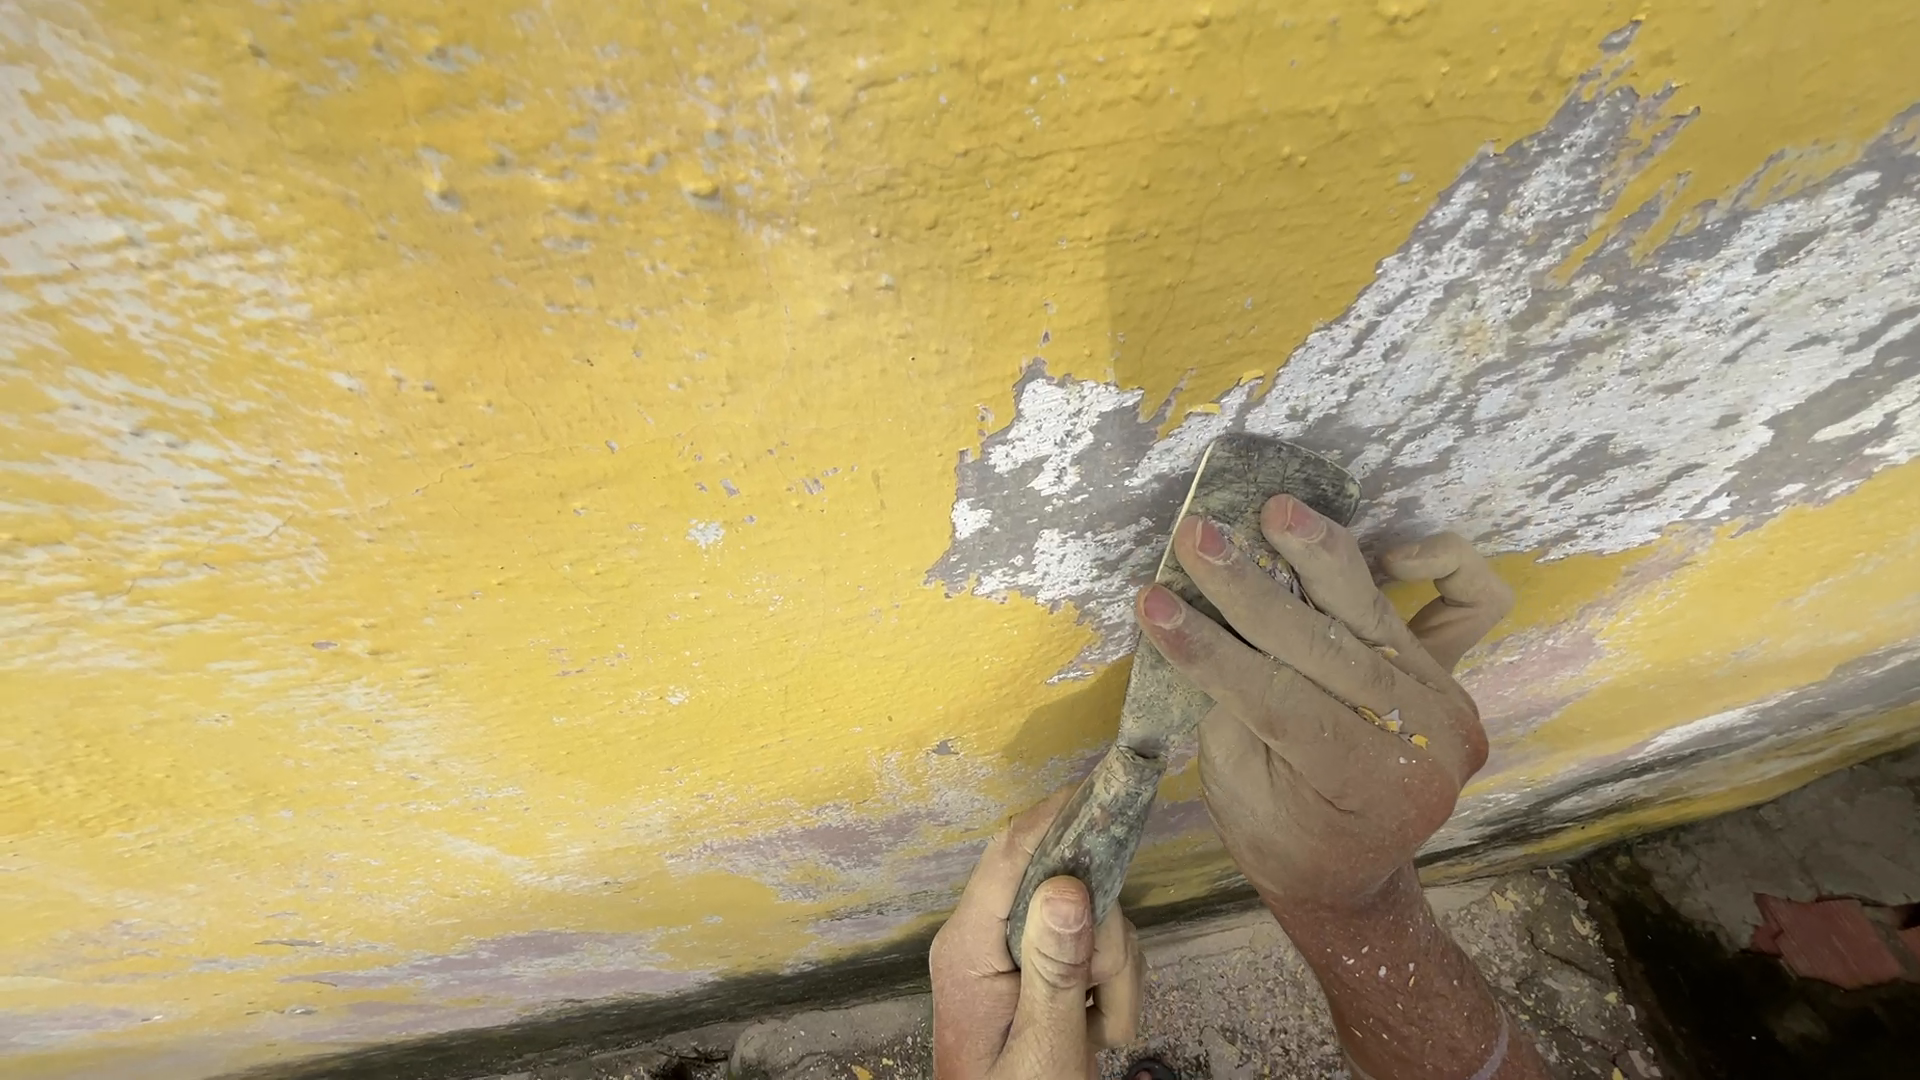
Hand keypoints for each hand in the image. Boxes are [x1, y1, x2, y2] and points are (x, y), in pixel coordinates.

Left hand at [930, 791, 1145, 1079]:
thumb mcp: (1041, 1053)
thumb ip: (1054, 969)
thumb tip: (1067, 882)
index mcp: (968, 944)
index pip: (1009, 854)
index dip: (1053, 816)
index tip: (1102, 787)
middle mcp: (986, 932)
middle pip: (1059, 883)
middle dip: (1101, 937)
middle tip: (1106, 1006)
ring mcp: (1014, 947)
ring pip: (1087, 912)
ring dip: (1112, 967)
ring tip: (1103, 1031)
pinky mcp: (1040, 962)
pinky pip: (1092, 939)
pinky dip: (1112, 978)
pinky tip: (1102, 1026)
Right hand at [1133, 496, 1512, 914]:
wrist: (1347, 870)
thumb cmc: (1279, 836)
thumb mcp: (1236, 784)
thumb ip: (1228, 701)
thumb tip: (1200, 618)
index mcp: (1361, 782)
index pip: (1272, 695)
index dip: (1206, 647)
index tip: (1152, 603)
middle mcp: (1420, 738)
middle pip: (1320, 643)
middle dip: (1247, 587)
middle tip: (1198, 536)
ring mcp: (1446, 700)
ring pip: (1374, 610)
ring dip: (1319, 553)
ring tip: (1274, 510)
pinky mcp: (1451, 673)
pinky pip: (1470, 605)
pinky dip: (1444, 563)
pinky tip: (1393, 551)